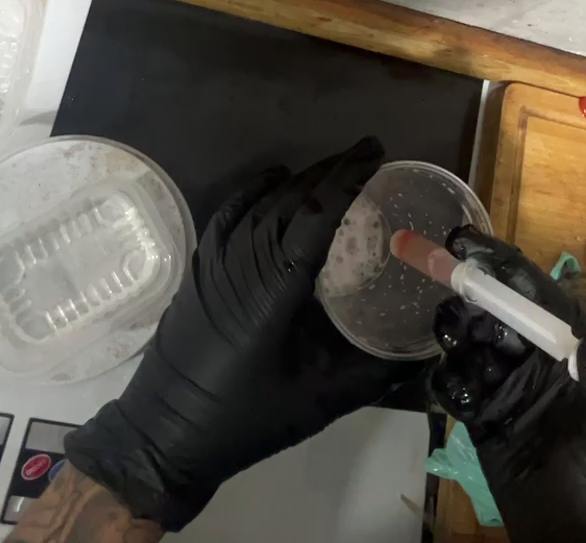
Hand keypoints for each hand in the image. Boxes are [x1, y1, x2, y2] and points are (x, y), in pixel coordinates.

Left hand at [64, 137, 414, 529]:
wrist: (165, 433)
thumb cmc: (246, 418)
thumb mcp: (319, 402)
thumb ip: (373, 372)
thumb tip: (421, 348)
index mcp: (276, 287)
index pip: (316, 215)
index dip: (347, 180)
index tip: (376, 157)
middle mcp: (244, 260)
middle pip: (292, 197)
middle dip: (332, 169)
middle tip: (368, 152)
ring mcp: (216, 258)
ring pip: (263, 200)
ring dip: (302, 178)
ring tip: (336, 166)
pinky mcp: (200, 264)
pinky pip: (229, 211)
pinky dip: (255, 188)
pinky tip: (276, 178)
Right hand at [431, 228, 585, 542]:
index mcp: (568, 347)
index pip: (530, 290)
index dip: (497, 261)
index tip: (461, 243)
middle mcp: (533, 357)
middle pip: (491, 309)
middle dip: (469, 296)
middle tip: (454, 304)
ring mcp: (504, 386)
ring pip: (468, 340)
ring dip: (455, 332)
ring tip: (455, 344)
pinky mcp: (482, 417)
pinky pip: (456, 384)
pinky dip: (450, 380)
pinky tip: (461, 395)